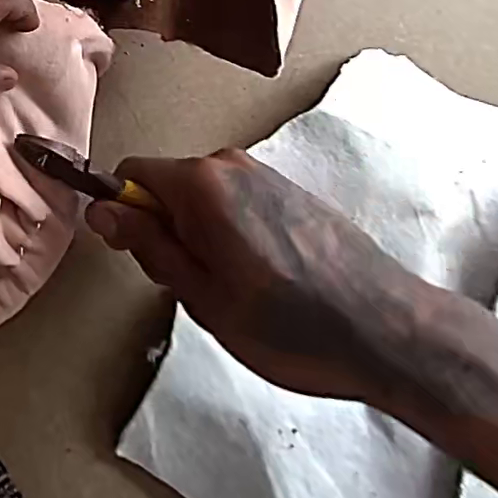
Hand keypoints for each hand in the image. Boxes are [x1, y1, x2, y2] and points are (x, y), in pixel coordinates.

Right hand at [87, 149, 436, 403]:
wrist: (397, 335)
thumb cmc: (291, 323)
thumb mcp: (200, 293)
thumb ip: (145, 242)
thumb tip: (100, 209)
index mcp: (199, 182)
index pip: (129, 174)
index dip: (126, 215)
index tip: (147, 255)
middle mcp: (227, 163)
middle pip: (165, 185)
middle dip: (165, 228)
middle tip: (196, 282)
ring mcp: (262, 173)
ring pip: (199, 195)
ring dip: (199, 232)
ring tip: (234, 284)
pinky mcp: (288, 188)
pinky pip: (233, 198)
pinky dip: (230, 229)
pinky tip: (262, 273)